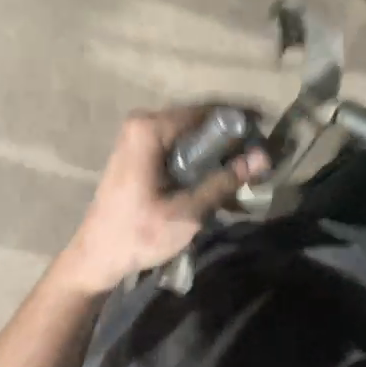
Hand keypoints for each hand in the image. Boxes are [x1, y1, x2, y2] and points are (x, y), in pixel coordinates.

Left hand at [55, 105, 270, 293]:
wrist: (97, 255)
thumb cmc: (138, 235)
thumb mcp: (187, 211)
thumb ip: (224, 181)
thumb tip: (263, 158)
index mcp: (149, 129)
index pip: (207, 110)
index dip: (241, 119)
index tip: (269, 131)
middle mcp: (142, 123)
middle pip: (200, 120)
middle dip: (233, 138)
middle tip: (262, 157)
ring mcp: (139, 137)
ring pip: (192, 135)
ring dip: (219, 152)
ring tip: (249, 171)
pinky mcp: (140, 153)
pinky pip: (179, 147)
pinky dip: (201, 161)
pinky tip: (223, 182)